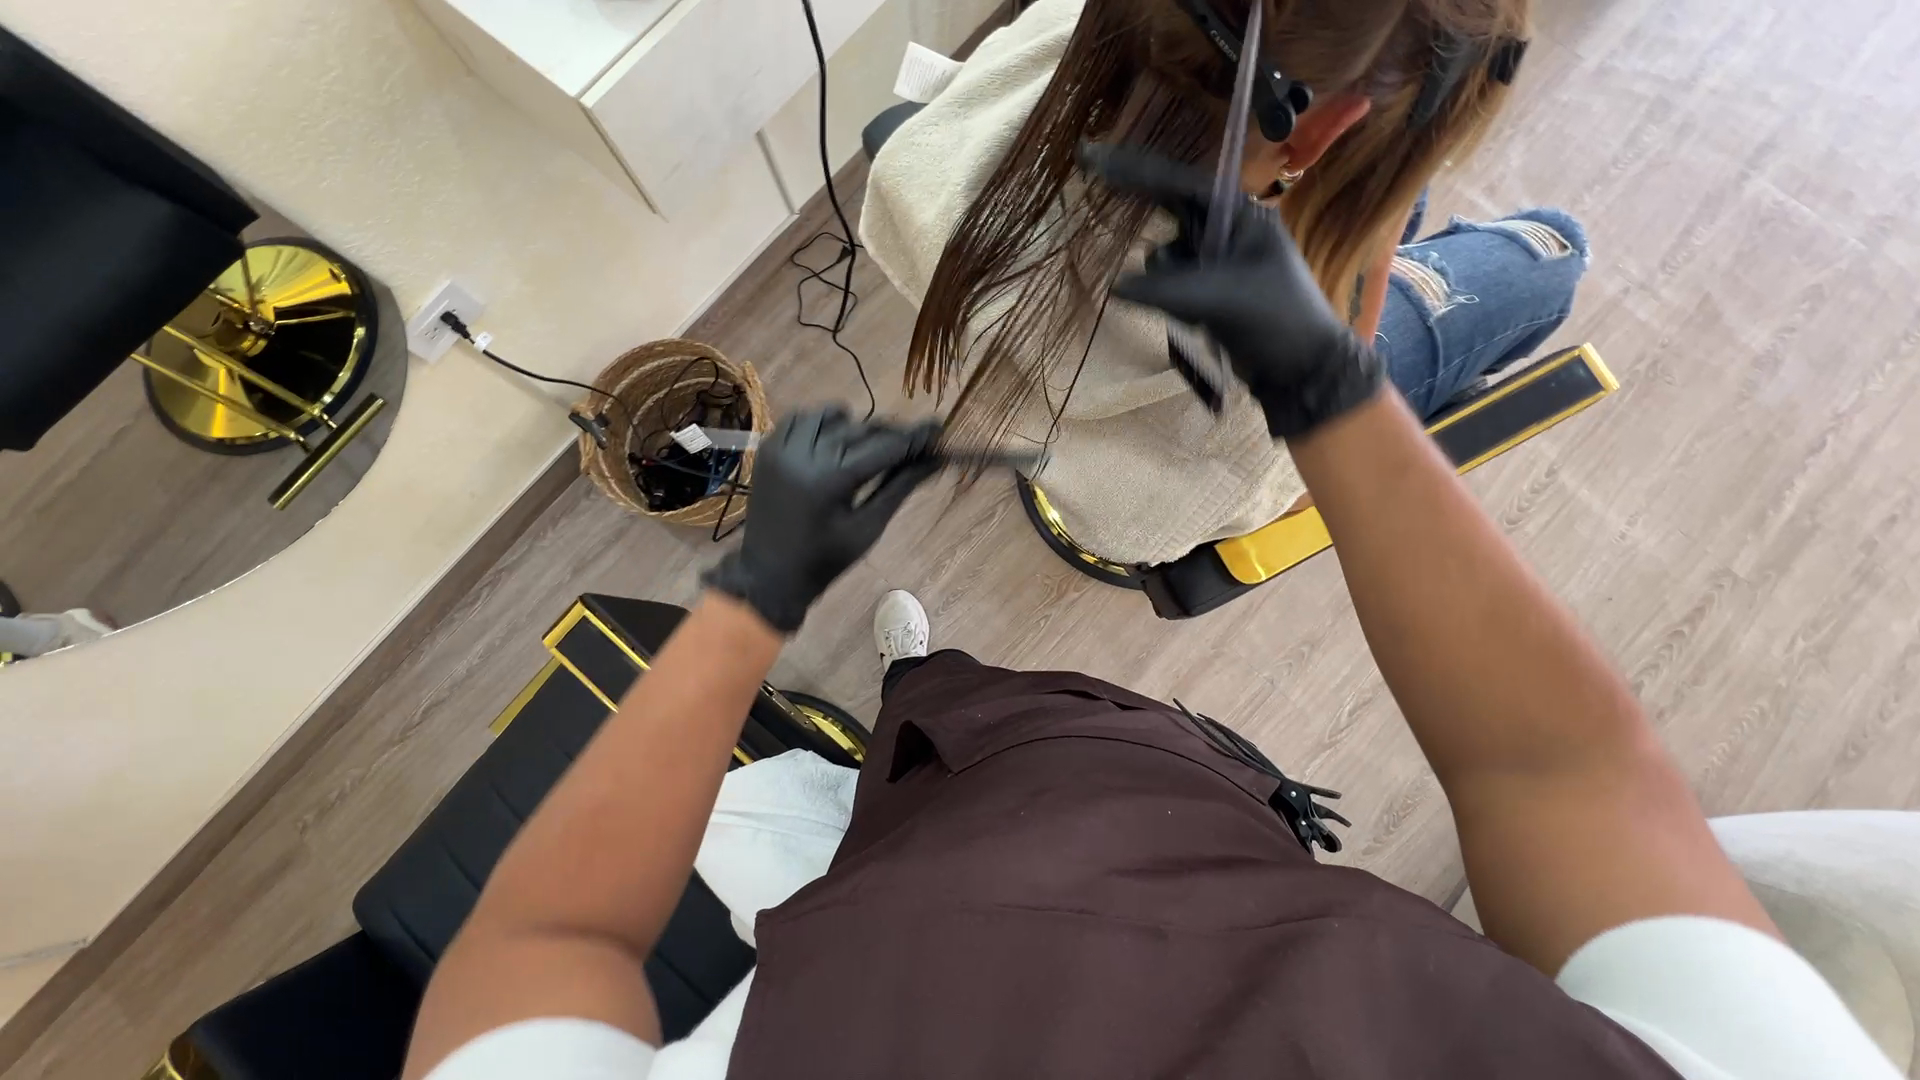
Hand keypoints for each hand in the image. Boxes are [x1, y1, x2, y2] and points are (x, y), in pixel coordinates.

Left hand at [702, 406, 940, 632]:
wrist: (770, 575)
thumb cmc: (826, 560)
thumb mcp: (869, 526)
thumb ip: (901, 486)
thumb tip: (936, 459)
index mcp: (831, 480)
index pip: (884, 447)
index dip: (915, 437)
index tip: (938, 427)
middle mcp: (804, 456)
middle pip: (860, 429)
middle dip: (890, 434)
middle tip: (911, 442)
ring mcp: (782, 449)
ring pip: (829, 416)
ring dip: (854, 424)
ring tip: (868, 442)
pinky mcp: (768, 449)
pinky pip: (799, 420)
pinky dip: (821, 423)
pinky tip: (835, 439)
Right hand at [1080, 142, 1384, 438]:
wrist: (1302, 370)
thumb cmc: (1275, 321)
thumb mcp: (1219, 299)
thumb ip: (1164, 290)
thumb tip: (1115, 285)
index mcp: (1239, 214)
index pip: (1177, 183)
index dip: (1132, 170)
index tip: (1089, 158)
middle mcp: (1226, 229)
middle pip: (1168, 219)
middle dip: (1152, 240)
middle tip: (1134, 247)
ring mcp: (1217, 260)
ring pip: (1165, 260)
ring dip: (1165, 284)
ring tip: (1195, 311)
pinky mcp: (1209, 290)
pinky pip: (1171, 286)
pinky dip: (1170, 301)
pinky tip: (1195, 322)